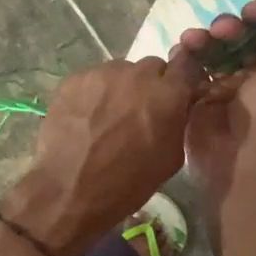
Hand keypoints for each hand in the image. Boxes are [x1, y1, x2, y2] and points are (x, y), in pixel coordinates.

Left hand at [2, 50, 205, 255]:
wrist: (70, 189)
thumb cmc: (127, 182)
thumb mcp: (170, 158)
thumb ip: (178, 121)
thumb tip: (177, 106)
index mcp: (167, 94)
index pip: (185, 67)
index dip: (179, 80)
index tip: (174, 93)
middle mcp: (137, 75)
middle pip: (151, 68)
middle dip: (149, 85)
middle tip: (137, 111)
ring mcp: (102, 73)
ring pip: (120, 71)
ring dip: (120, 87)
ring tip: (106, 116)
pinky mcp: (74, 78)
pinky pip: (92, 78)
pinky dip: (93, 93)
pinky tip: (84, 117)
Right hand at [178, 1, 255, 202]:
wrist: (240, 168)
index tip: (250, 10)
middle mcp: (253, 79)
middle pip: (236, 40)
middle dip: (228, 28)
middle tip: (221, 29)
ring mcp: (223, 90)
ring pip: (210, 52)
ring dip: (203, 39)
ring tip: (192, 39)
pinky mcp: (197, 100)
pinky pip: (189, 72)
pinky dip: (184, 58)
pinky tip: (180, 51)